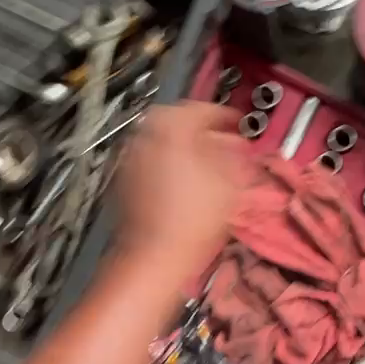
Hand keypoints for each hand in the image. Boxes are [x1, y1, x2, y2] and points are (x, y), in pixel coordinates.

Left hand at [111, 101, 249, 283]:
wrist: (155, 255)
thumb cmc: (194, 217)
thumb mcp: (230, 179)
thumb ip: (236, 152)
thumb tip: (239, 144)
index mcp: (171, 123)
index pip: (204, 108)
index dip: (228, 118)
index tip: (241, 126)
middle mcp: (145, 133)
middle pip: (180, 123)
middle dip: (205, 133)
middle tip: (227, 146)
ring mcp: (130, 156)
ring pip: (164, 143)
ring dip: (187, 150)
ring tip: (209, 168)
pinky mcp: (123, 180)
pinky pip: (153, 163)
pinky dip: (170, 166)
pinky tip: (188, 186)